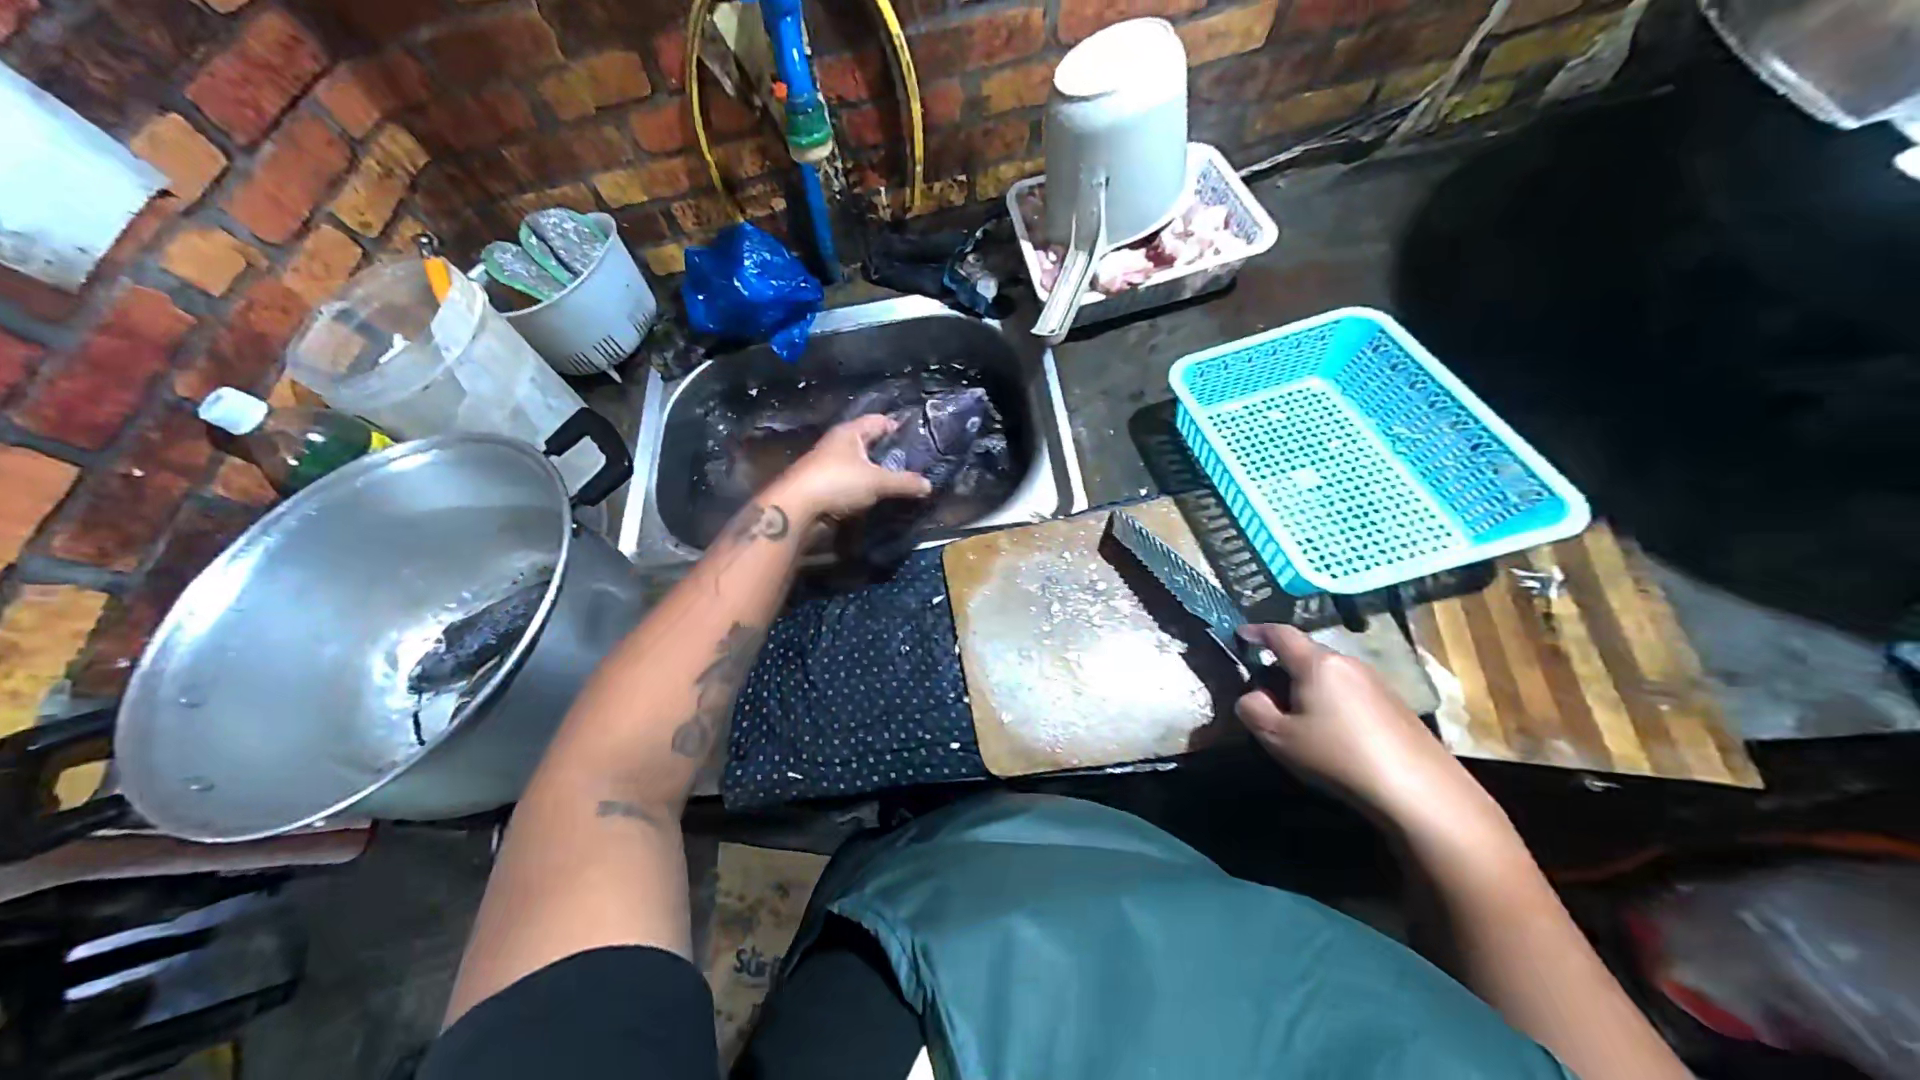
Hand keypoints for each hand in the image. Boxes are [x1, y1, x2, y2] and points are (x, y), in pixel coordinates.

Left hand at [767, 414, 932, 522]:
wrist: (796, 508)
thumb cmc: (837, 482)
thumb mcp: (877, 482)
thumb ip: (904, 482)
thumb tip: (929, 485)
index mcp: (850, 432)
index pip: (880, 421)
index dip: (899, 427)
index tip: (920, 439)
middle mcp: (839, 444)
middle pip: (870, 442)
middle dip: (890, 452)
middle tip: (915, 463)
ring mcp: (829, 465)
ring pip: (860, 464)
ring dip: (877, 472)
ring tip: (901, 481)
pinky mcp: (824, 485)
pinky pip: (852, 482)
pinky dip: (865, 487)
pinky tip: (879, 497)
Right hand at [1235, 624, 1507, 839]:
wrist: (1420, 791)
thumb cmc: (1338, 756)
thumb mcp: (1277, 737)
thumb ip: (1252, 708)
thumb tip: (1253, 695)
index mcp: (1317, 663)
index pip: (1281, 633)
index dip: (1257, 631)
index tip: (1241, 635)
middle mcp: (1348, 663)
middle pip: (1306, 654)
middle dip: (1282, 667)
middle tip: (1265, 694)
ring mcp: (1377, 682)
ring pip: (1329, 674)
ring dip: (1308, 687)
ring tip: (1299, 720)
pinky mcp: (1396, 704)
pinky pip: (1350, 691)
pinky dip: (1332, 702)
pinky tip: (1334, 734)